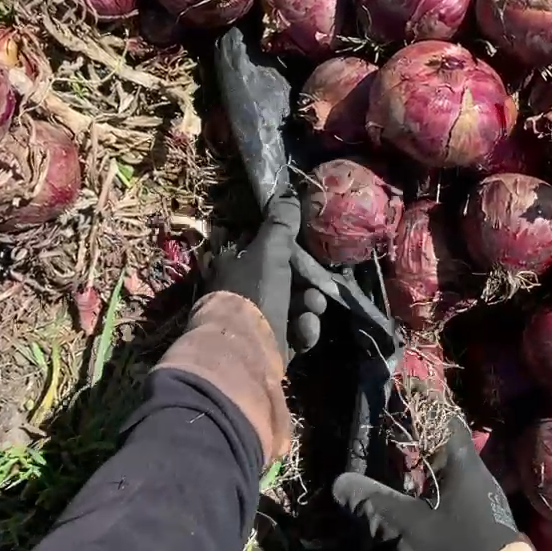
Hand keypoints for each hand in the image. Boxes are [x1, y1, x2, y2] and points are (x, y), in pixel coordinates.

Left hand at [207, 193, 326, 358]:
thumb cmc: (254, 295)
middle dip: (307, 284)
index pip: (266, 250)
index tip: (309, 252)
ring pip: (294, 307)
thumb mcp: (269, 252)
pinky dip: (304, 330)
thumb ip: (281, 225)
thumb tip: (289, 194)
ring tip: (311, 312)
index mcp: (235, 266)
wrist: (243, 356)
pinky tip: (305, 331)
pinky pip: (295, 333)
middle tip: (316, 290)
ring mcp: (257, 322)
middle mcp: (243, 292)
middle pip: (286, 280)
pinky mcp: (270, 347)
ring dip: (309, 308)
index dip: (289, 250)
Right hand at [332, 418, 519, 550]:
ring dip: (425, 461)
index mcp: (463, 462)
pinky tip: (415, 496)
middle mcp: (476, 472)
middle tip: (390, 427)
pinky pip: (453, 488)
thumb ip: (372, 502)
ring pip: (448, 466)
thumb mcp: (406, 526)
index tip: (401, 389)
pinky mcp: (482, 520)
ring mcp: (482, 497)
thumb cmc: (453, 550)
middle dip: (418, 433)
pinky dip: (432, 484)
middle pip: (445, 439)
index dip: (422, 400)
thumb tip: (339, 482)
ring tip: (397, 461)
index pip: (443, 415)